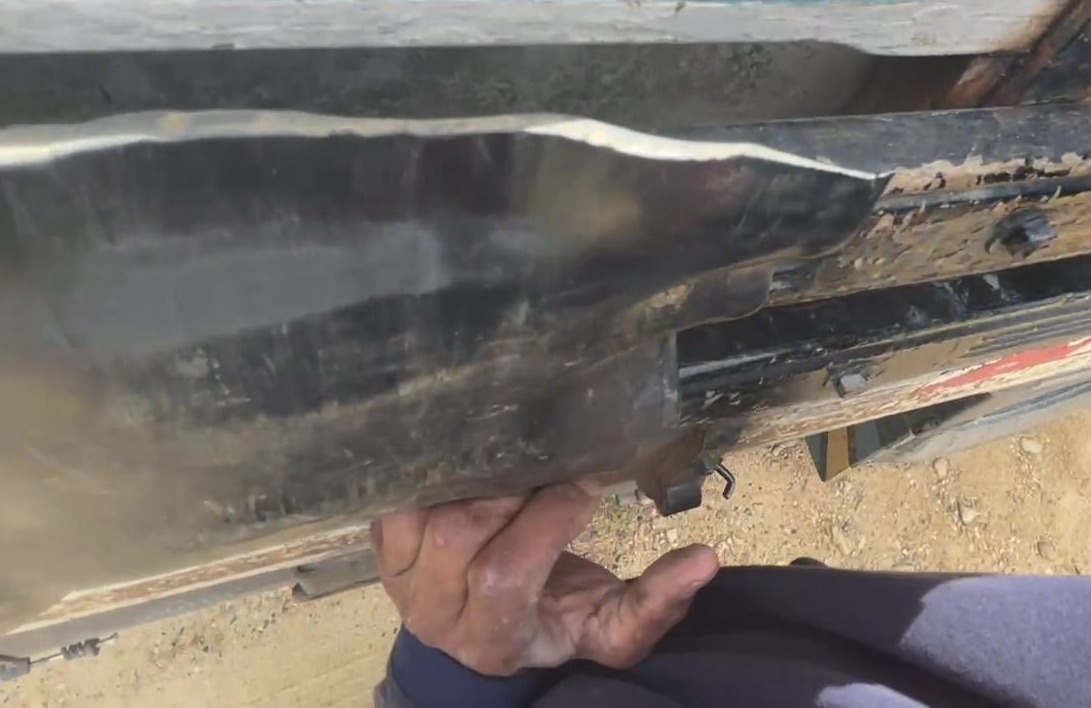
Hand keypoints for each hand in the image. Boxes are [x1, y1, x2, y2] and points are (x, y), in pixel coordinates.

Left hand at [370, 481, 719, 675]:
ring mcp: (403, 579)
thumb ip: (654, 602)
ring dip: (469, 475)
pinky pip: (393, 501)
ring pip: (423, 513)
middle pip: (460, 535)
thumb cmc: (553, 619)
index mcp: (497, 636)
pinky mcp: (385, 548)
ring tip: (509, 455)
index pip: (509, 574)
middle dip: (508, 488)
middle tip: (546, 460)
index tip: (587, 481)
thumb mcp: (606, 625)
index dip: (550, 518)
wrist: (484, 632)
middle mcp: (439, 614)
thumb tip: (705, 558)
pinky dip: (426, 473)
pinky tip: (465, 454)